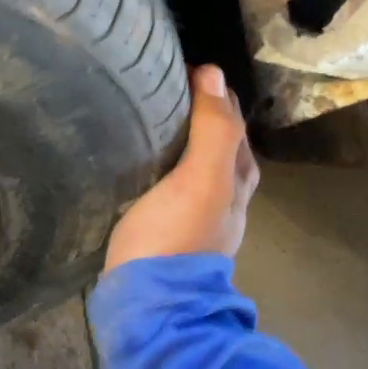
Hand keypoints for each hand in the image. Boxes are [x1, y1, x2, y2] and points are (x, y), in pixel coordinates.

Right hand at [103, 65, 261, 272]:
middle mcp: (222, 193)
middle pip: (213, 142)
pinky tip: (130, 159)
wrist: (150, 301)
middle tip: (154, 84)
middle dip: (194, 113)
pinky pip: (163, 179)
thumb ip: (211, 131)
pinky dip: (154, 162)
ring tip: (138, 115)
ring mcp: (191, 212)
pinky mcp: (161, 224)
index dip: (212, 94)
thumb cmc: (175, 236)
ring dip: (171, 138)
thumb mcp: (199, 180)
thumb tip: (212, 73)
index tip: (180, 67)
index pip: (231, 122)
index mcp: (237, 179)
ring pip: (188, 161)